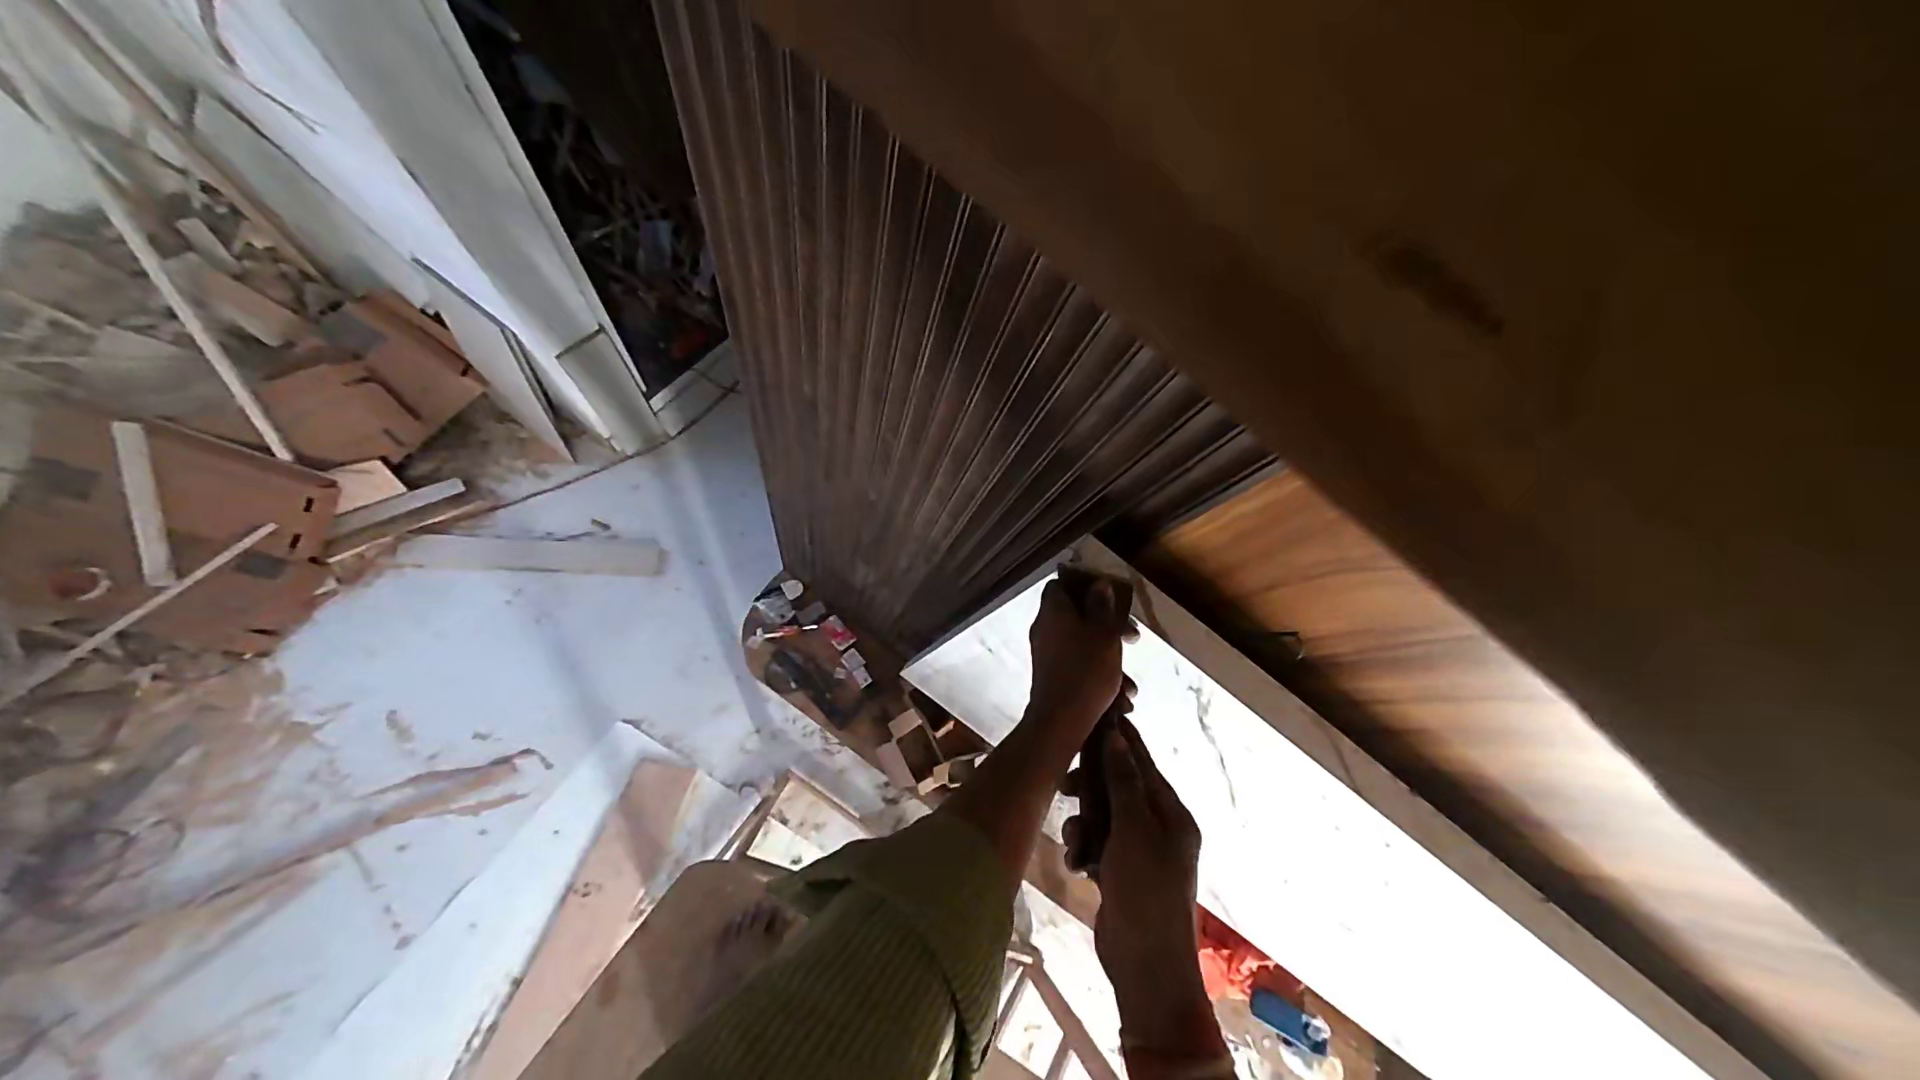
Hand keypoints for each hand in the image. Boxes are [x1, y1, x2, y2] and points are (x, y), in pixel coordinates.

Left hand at [1026, 572, 1135, 727]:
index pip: (1061, 584)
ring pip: (1081, 643)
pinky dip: (1097, 673)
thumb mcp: (1104, 634)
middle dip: (1107, 625)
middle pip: (1075, 614)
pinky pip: (1076, 664)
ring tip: (1131, 682)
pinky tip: (1120, 698)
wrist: (1060, 721)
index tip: (1111, 597)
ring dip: (1108, 655)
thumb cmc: (1086, 671)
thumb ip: (1102, 606)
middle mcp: (1044, 628)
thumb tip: (1099, 584)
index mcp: (1053, 610)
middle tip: (1132, 637)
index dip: (1085, 586)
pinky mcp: (1050, 675)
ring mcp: (1045, 653)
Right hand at [1065, 716, 1223, 1060]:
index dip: (1119, 738)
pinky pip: (1096, 843)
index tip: (1093, 714)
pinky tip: (1076, 863)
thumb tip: (1117, 738)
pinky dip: (1083, 848)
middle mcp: (1156, 827)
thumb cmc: (1146, 893)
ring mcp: (1137, 851)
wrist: (1146, 966)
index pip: (1141, 762)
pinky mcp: (1119, 871)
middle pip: (1118, 786)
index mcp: (1171, 813)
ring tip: (1075, 839)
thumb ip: (1125, 783)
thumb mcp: (1135, 832)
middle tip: (1063, 782)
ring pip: (1102, 815)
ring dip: (1083, 823)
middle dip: (1090, 786)